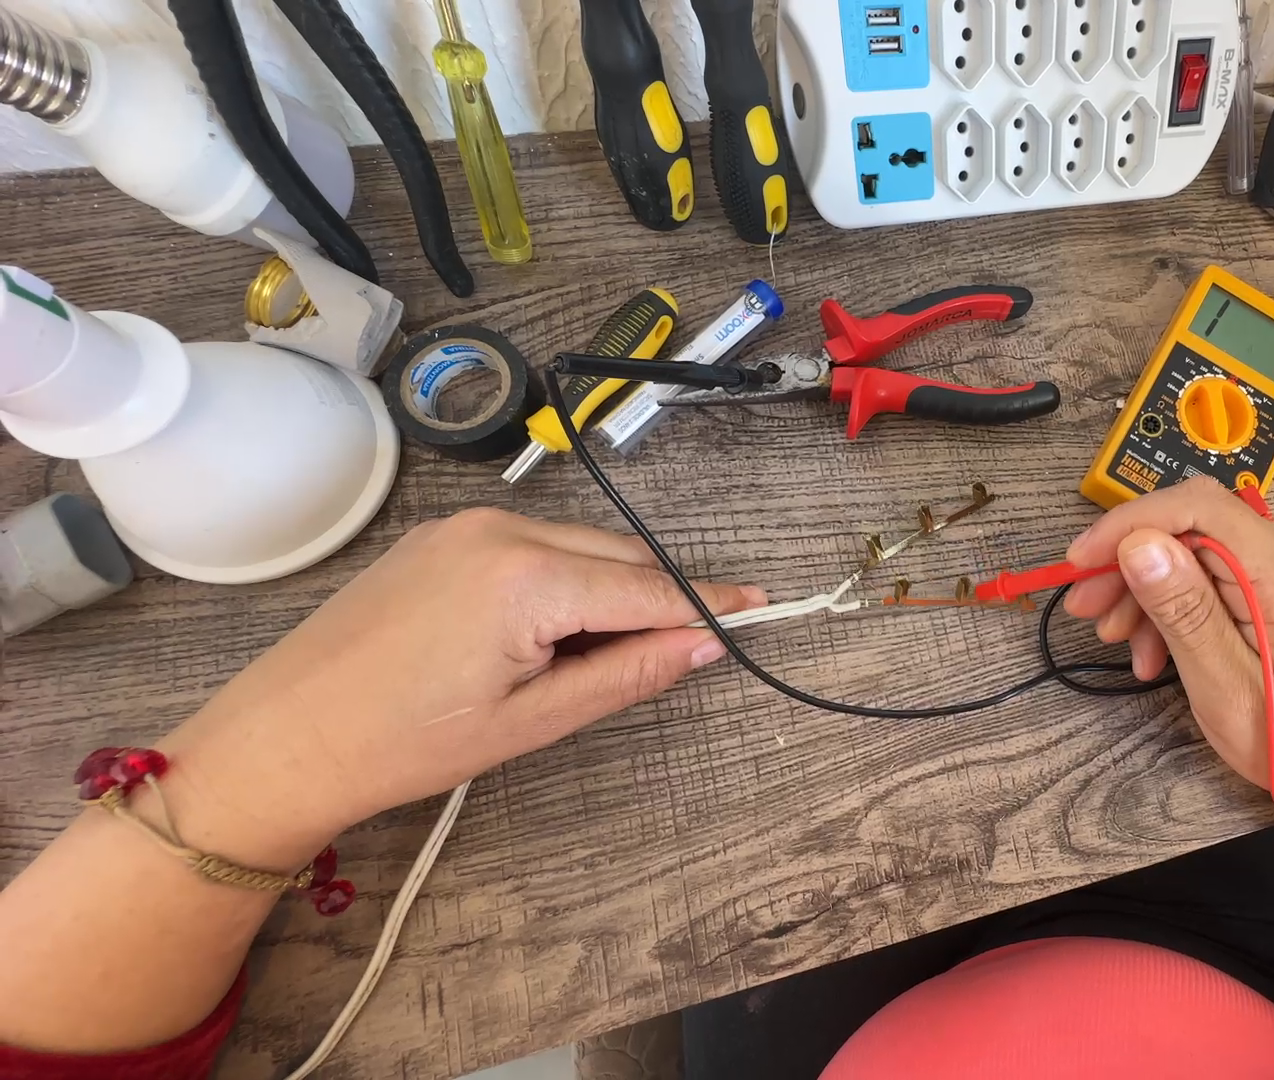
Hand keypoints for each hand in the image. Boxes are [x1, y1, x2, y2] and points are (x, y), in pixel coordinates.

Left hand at [156, 508, 763, 866]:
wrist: (275, 741)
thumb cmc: (407, 744)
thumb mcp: (536, 720)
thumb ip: (631, 672)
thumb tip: (707, 645)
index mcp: (527, 577)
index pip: (649, 588)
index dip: (709, 602)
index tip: (761, 605)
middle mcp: (504, 529)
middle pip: (624, 559)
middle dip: (664, 598)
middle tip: (690, 646)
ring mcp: (472, 524)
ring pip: (588, 549)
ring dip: (617, 591)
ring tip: (603, 652)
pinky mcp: (451, 532)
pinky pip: (545, 545)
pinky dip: (575, 580)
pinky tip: (558, 626)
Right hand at [1061, 479, 1273, 827]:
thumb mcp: (1227, 688)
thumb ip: (1185, 611)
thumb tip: (1137, 543)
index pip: (1200, 508)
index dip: (1130, 523)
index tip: (1079, 562)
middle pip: (1193, 526)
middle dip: (1130, 561)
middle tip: (1085, 608)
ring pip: (1196, 549)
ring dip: (1147, 589)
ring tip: (1120, 641)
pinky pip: (1214, 573)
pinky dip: (1175, 603)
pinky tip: (1156, 649)